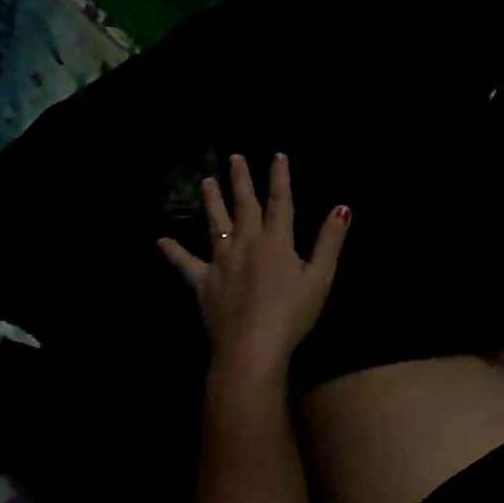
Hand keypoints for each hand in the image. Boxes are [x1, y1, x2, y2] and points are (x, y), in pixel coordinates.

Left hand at [158, 153, 350, 378]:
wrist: (252, 347)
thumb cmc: (292, 314)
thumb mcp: (320, 277)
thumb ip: (330, 241)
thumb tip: (342, 207)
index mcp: (276, 240)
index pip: (280, 201)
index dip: (280, 177)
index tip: (277, 155)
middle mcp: (246, 242)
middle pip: (244, 204)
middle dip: (241, 179)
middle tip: (234, 158)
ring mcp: (221, 261)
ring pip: (215, 223)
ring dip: (211, 201)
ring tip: (206, 182)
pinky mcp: (203, 282)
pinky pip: (186, 264)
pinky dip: (173, 252)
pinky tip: (161, 241)